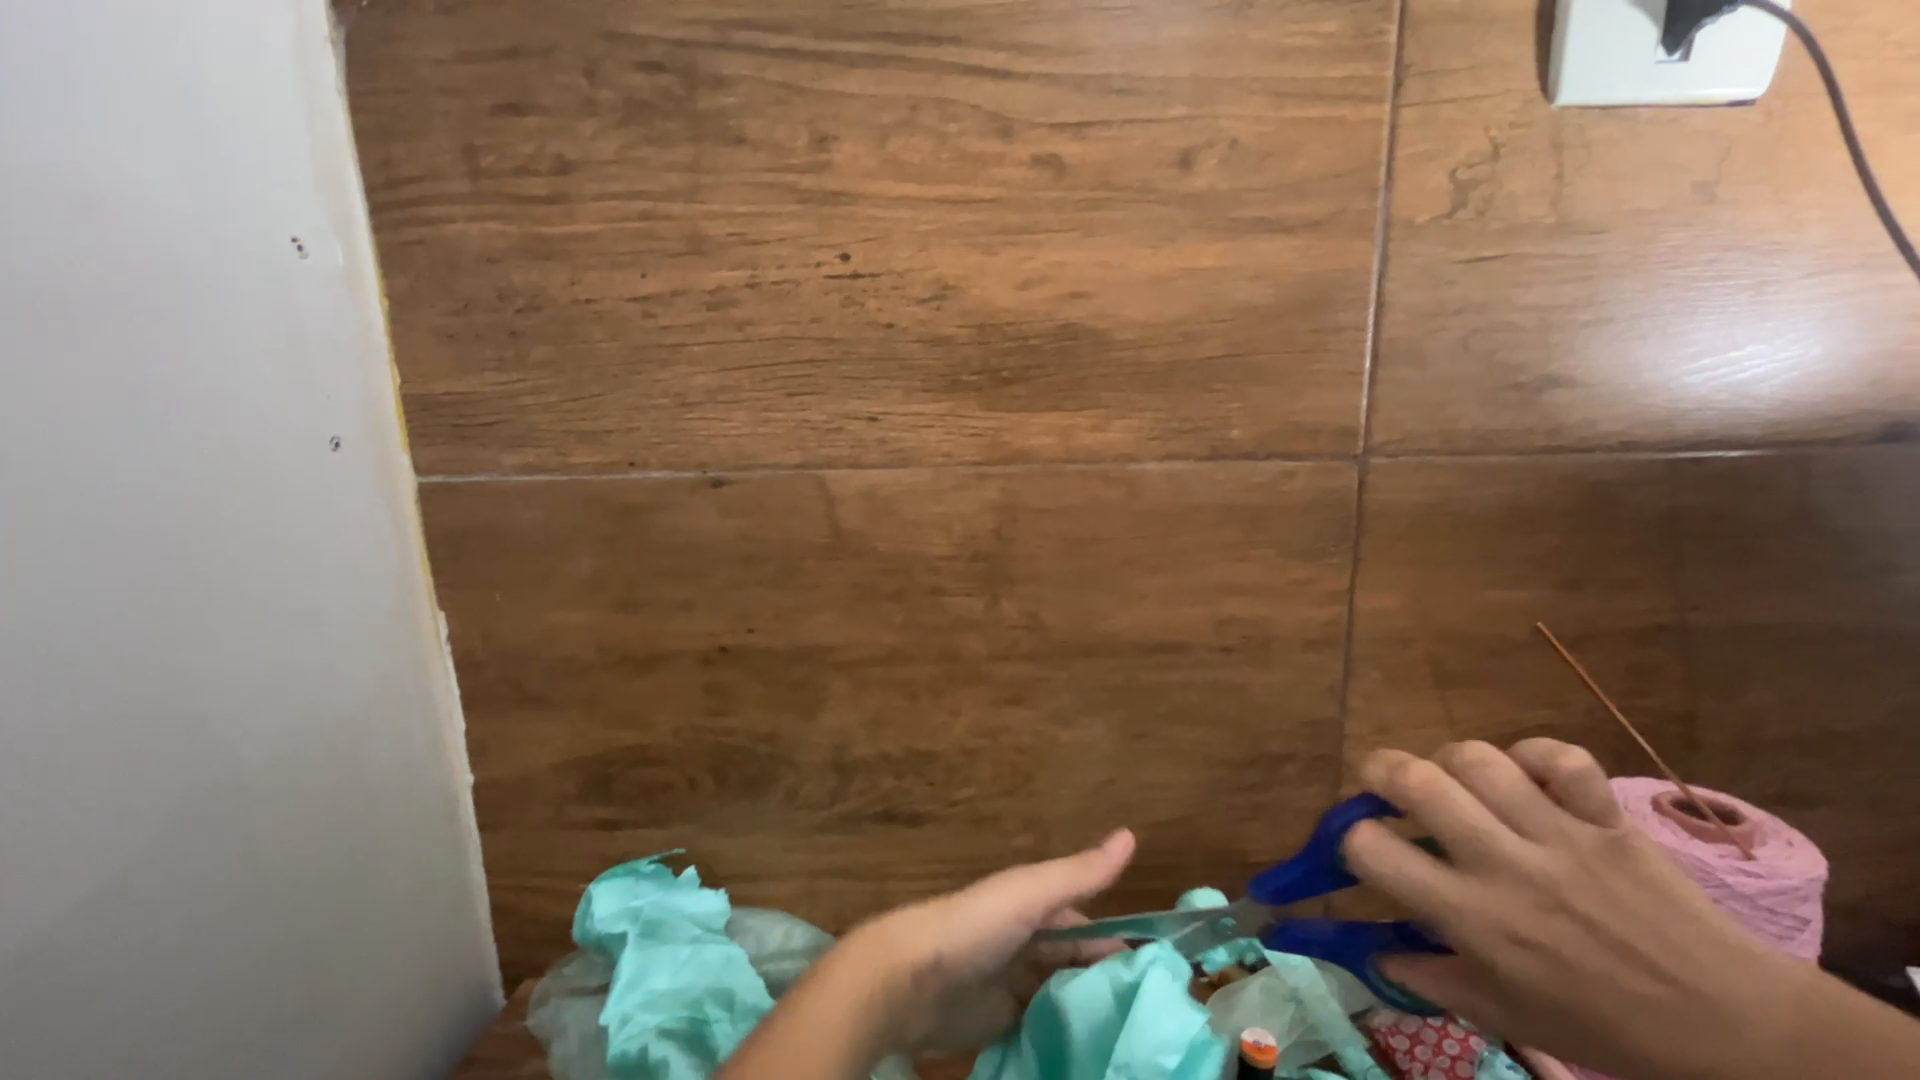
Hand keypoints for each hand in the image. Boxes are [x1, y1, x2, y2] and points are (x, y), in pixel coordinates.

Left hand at [843, 829, 1135, 1054]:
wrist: (908, 980)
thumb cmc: (975, 927)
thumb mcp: (1030, 893)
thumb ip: (1080, 873)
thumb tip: (1131, 835)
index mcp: (1037, 911)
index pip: (1092, 930)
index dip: (1125, 948)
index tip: (1165, 977)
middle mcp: (1028, 946)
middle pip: (1079, 966)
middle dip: (1110, 985)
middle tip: (1156, 1017)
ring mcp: (1013, 987)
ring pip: (1063, 999)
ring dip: (1090, 1012)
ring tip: (1134, 1037)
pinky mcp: (999, 1023)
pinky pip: (1042, 1029)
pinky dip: (1065, 1035)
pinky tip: (1094, 1047)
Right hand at [1343, 739, 1808, 1079]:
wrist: (1733, 1025)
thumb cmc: (1606, 1027)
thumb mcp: (1505, 1015)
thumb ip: (1430, 979)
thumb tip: (1374, 950)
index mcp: (1472, 917)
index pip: (1372, 849)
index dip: (1348, 839)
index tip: (1360, 849)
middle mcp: (1504, 864)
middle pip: (1415, 780)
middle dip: (1378, 771)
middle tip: (1381, 787)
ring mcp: (1559, 834)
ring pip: (1477, 758)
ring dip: (1449, 762)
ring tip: (1453, 782)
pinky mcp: (1607, 818)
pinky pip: (1561, 758)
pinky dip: (1533, 754)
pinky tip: (1525, 774)